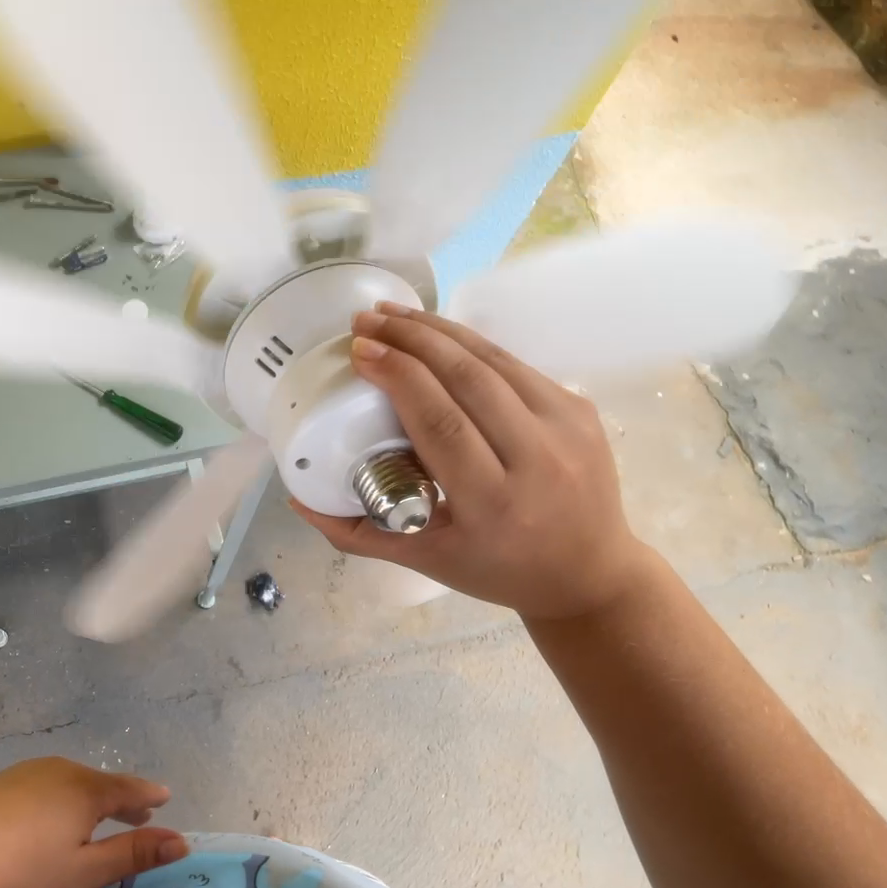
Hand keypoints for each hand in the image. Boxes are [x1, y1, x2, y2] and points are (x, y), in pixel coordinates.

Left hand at [0, 757, 187, 887]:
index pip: (128, 788)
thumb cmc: (25, 872)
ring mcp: (24, 774)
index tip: (165, 797)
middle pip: (99, 782)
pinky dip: (60, 798)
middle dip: (121, 797)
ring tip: (97, 816)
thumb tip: (182, 840)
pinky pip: (43, 785)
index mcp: (85, 789)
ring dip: (89, 797)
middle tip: (140, 812)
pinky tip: (51, 817)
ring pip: (69, 782)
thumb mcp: (87, 871)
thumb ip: (134, 853)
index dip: (148, 795)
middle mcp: (58, 771)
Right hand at [293, 303, 654, 620]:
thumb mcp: (422, 560)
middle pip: (469, 378)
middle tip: (365, 320)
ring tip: (392, 314)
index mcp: (492, 503)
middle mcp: (536, 459)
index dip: (398, 377)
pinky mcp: (580, 409)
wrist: (588, 573)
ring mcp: (567, 428)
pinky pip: (515, 366)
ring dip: (438, 331)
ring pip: (494, 361)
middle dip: (411, 339)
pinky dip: (469, 345)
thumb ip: (356, 533)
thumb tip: (298, 498)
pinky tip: (435, 335)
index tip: (360, 352)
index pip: (442, 422)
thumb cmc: (496, 571)